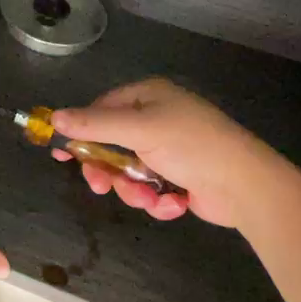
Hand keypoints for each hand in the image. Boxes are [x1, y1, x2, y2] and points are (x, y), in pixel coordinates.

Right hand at [50, 78, 296, 227]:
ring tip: (148, 198)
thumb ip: (94, 125)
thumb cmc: (192, 146)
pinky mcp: (180, 177)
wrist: (248, 187)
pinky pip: (150, 186)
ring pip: (128, 170)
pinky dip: (156, 198)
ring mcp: (170, 149)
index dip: (80, 131)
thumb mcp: (139, 130)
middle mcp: (157, 119)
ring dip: (133, 188)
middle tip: (100, 187)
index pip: (101, 109)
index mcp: (148, 97)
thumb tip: (53, 118)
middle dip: (108, 169)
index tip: (61, 153)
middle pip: (111, 144)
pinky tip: (171, 204)